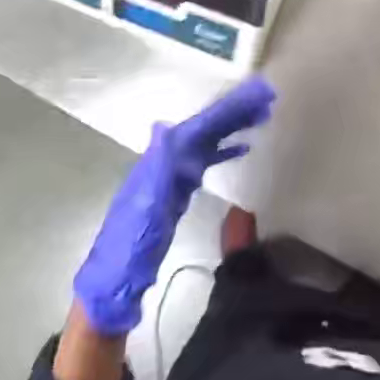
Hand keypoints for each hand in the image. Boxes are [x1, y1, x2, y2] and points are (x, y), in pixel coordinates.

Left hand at [71, 76, 275, 336]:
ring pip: (201, 146)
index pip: (193, 130)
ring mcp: (167, 180)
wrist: (115, 283)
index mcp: (155, 166)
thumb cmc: (129, 250)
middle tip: (264, 101)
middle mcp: (161, 166)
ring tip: (258, 119)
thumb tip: (164, 128)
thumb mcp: (142, 210)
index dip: (221, 112)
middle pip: (199, 133)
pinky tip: (238, 150)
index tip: (251, 96)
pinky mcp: (173, 196)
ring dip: (227, 131)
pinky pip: (201, 165)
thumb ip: (156, 171)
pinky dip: (219, 154)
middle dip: (229, 116)